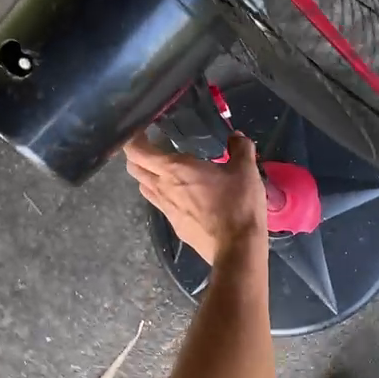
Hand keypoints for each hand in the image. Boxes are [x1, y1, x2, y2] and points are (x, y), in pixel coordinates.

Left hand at [124, 132, 266, 264]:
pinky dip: (163, 195)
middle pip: (134, 168)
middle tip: (153, 147)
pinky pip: (160, 204)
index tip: (142, 129)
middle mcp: (163, 187)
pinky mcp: (175, 225)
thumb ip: (240, 148)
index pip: (136, 150)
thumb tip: (236, 136)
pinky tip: (183, 196)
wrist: (237, 247)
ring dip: (148, 176)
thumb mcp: (246, 171)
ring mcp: (166, 209)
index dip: (132, 138)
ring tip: (166, 171)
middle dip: (138, 155)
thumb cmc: (238, 204)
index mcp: (174, 169)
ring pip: (144, 187)